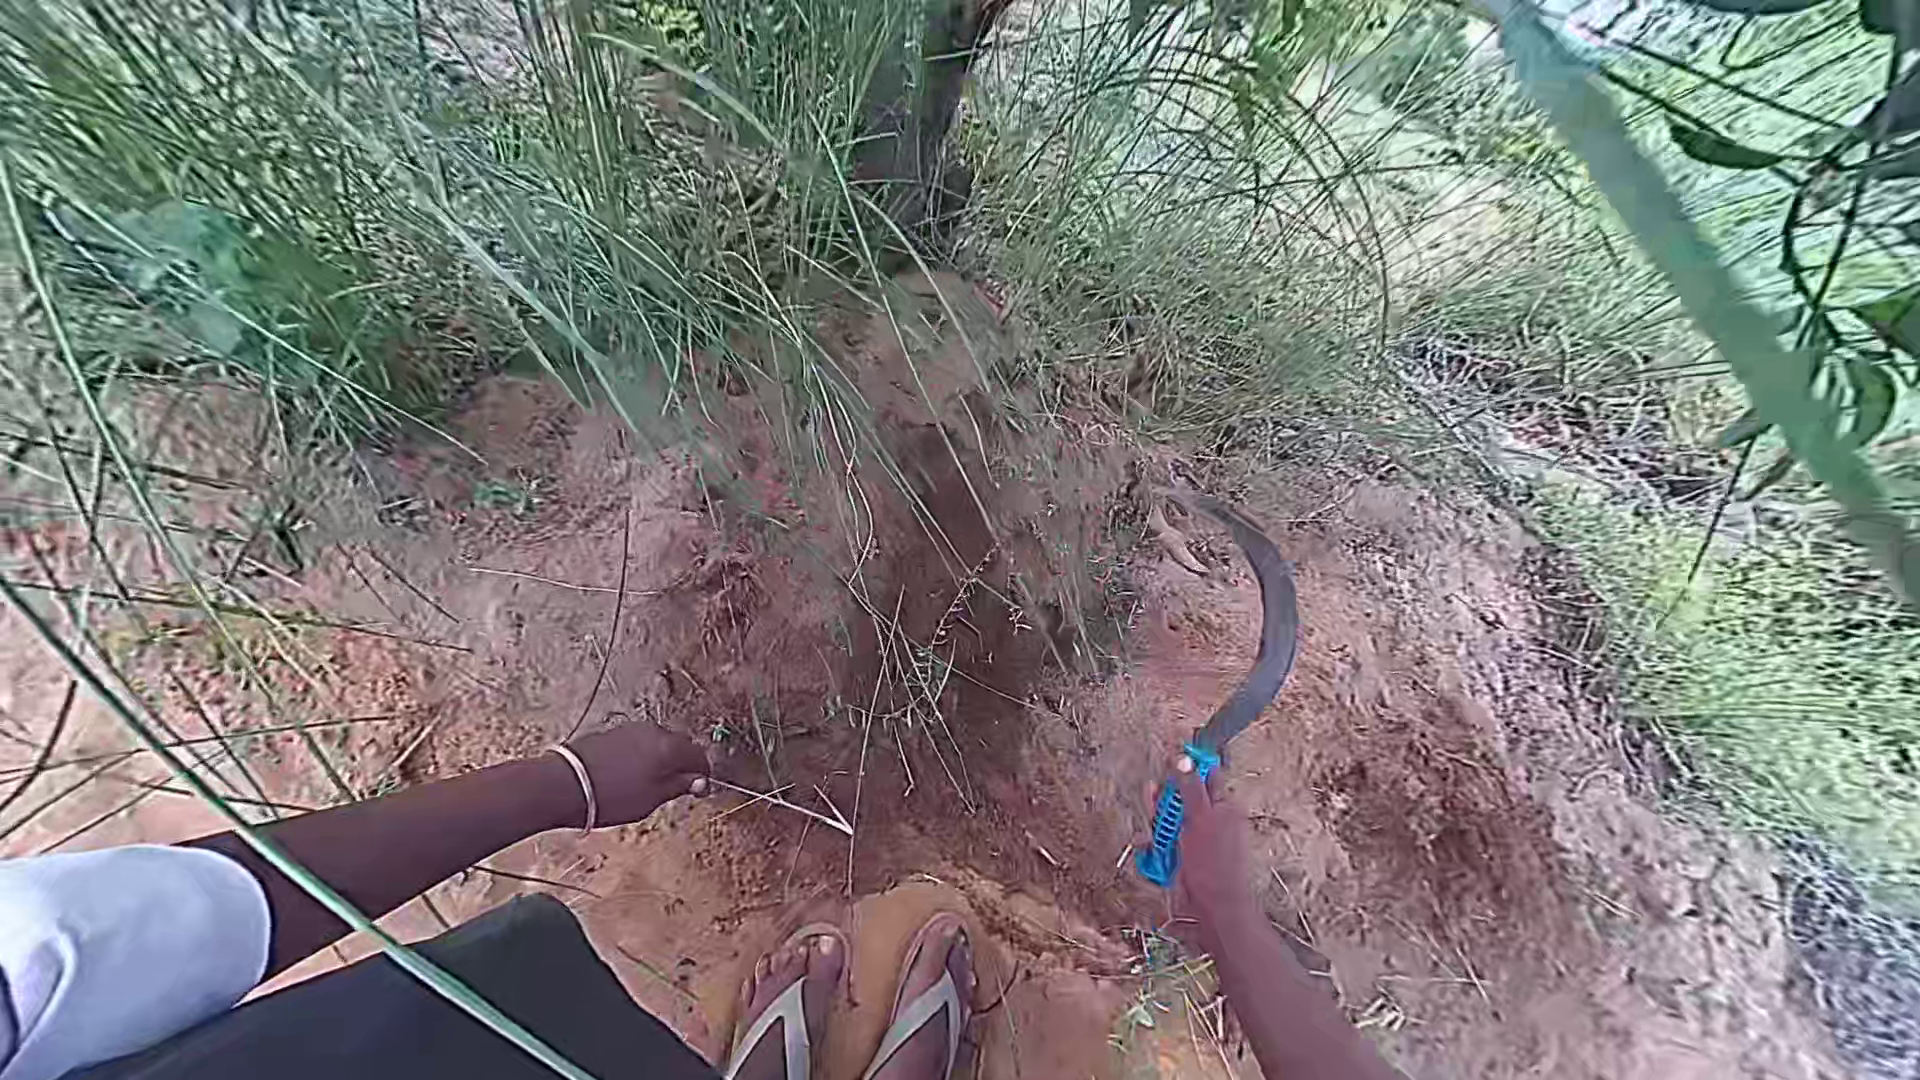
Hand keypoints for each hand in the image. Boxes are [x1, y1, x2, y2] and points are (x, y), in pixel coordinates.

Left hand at [564, 722, 710, 826]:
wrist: (563, 785)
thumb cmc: (610, 796)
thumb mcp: (651, 799)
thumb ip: (679, 786)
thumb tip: (699, 781)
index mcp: (671, 748)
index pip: (700, 757)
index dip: (702, 774)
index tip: (698, 789)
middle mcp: (657, 732)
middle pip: (681, 746)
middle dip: (681, 763)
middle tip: (672, 786)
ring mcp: (634, 729)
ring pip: (658, 742)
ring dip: (660, 758)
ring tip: (646, 782)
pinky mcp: (614, 732)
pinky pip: (638, 741)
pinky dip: (641, 754)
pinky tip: (627, 773)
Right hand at [1173, 759, 1256, 939]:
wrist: (1215, 912)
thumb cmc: (1215, 864)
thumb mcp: (1201, 819)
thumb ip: (1190, 788)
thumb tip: (1184, 759)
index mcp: (1223, 806)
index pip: (1204, 775)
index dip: (1187, 768)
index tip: (1168, 763)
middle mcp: (1211, 819)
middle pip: (1181, 796)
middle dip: (1165, 800)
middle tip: (1157, 805)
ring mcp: (1196, 838)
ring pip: (1169, 819)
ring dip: (1157, 825)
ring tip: (1157, 838)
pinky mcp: (1183, 855)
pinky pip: (1164, 841)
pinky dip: (1157, 845)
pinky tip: (1156, 851)